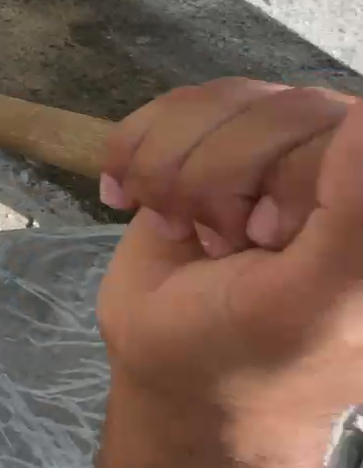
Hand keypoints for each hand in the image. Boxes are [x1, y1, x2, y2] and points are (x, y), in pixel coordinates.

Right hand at [97, 86, 362, 440]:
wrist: (164, 363)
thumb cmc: (250, 350)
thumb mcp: (314, 300)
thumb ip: (356, 218)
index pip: (334, 129)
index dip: (278, 178)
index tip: (264, 242)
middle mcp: (346, 165)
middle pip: (269, 110)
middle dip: (208, 182)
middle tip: (217, 243)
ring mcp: (276, 152)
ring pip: (210, 104)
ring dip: (163, 172)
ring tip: (180, 226)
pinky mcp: (206, 149)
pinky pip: (163, 109)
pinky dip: (129, 156)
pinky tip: (136, 202)